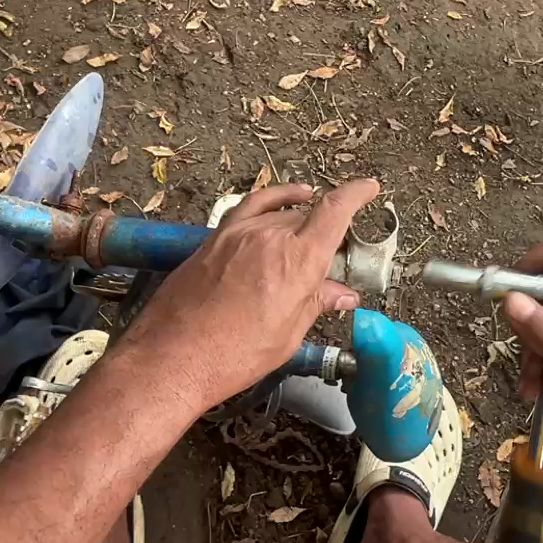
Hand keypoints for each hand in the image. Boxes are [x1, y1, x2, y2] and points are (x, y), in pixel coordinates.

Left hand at [120, 180, 381, 409]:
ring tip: (307, 242)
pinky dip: (271, 199)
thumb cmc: (234, 355)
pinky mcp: (216, 237)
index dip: (357, 194)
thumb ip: (316, 304)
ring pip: (280, 215)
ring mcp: (239, 233)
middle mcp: (270, 237)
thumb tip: (343, 294)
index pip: (334, 211)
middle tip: (331, 258)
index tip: (370, 187)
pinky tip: (282, 202)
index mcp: (297, 261)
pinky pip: (251, 207)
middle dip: (326, 230)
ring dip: (299, 224)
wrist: (173, 356)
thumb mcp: (288, 335)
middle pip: (308, 217)